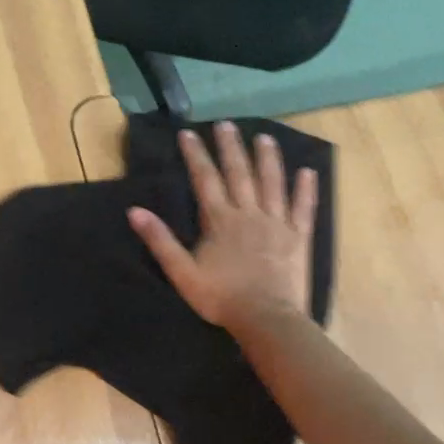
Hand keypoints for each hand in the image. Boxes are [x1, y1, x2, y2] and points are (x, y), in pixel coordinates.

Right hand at [128, 122, 318, 329]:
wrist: (266, 319)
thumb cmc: (220, 297)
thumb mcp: (181, 271)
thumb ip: (160, 240)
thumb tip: (135, 211)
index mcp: (219, 220)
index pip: (205, 179)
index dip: (196, 155)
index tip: (189, 133)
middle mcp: (249, 213)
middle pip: (239, 173)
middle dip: (231, 147)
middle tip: (226, 124)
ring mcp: (277, 223)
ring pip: (273, 183)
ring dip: (268, 159)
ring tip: (265, 137)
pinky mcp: (298, 238)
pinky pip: (303, 208)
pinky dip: (305, 189)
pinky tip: (308, 172)